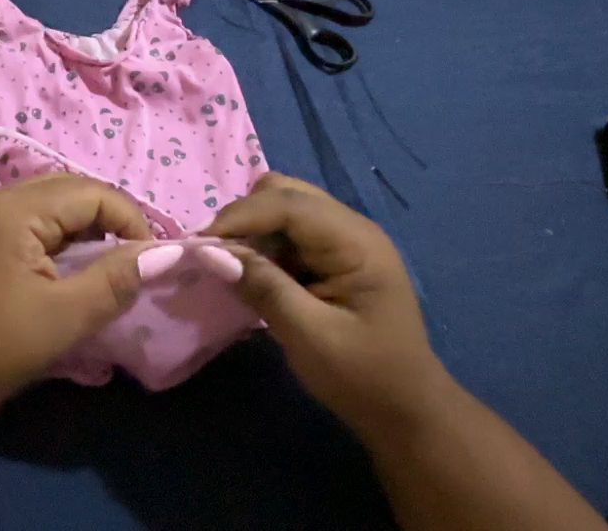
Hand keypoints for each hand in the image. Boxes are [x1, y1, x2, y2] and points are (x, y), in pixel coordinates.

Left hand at [0, 174, 151, 416]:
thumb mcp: (65, 317)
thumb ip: (115, 280)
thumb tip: (163, 253)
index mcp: (18, 207)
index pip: (92, 193)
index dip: (130, 221)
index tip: (152, 260)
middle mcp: (2, 197)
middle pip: (73, 190)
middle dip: (111, 219)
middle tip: (134, 260)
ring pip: (56, 203)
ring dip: (88, 228)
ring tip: (110, 265)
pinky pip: (37, 220)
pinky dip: (64, 237)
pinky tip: (74, 268)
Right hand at [207, 173, 449, 428]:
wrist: (407, 415)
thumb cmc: (363, 377)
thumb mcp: (309, 336)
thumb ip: (262, 287)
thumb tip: (209, 251)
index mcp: (355, 241)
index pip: (288, 204)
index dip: (240, 215)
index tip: (200, 243)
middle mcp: (350, 228)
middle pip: (284, 192)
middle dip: (245, 216)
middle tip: (218, 254)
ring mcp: (342, 240)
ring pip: (282, 207)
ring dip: (253, 231)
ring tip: (234, 267)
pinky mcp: (332, 256)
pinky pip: (287, 232)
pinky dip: (264, 245)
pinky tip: (255, 275)